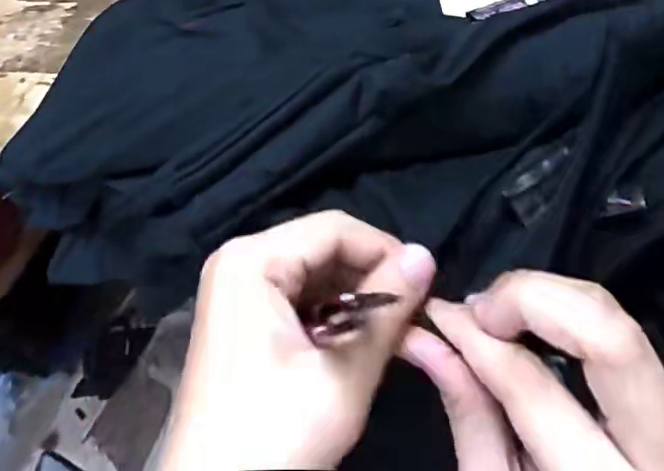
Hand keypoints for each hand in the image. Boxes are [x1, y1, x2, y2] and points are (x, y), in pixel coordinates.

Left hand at [162, 211, 436, 470]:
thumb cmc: (274, 435)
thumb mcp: (341, 377)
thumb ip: (385, 313)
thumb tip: (425, 256)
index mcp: (252, 259)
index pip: (332, 228)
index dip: (384, 249)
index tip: (429, 284)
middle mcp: (239, 259)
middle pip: (319, 247)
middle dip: (369, 277)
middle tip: (416, 313)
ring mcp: (234, 286)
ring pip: (310, 272)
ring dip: (352, 298)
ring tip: (394, 330)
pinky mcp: (239, 314)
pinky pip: (293, 295)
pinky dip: (327, 314)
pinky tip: (355, 342)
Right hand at [405, 271, 663, 470]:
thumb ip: (471, 417)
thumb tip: (428, 340)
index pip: (534, 386)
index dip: (475, 337)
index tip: (439, 313)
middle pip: (608, 333)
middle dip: (529, 297)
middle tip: (479, 309)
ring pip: (617, 318)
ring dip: (546, 298)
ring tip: (497, 316)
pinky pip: (621, 335)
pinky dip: (566, 313)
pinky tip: (530, 327)